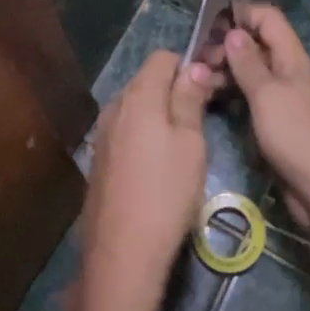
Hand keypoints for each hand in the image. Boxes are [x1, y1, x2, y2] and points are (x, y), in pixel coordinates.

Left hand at [82, 49, 223, 274]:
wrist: (122, 253)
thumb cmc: (166, 193)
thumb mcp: (190, 144)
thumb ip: (189, 100)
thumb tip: (194, 66)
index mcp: (138, 96)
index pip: (163, 57)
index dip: (188, 66)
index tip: (210, 90)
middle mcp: (114, 107)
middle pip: (147, 80)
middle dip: (174, 89)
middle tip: (202, 117)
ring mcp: (102, 133)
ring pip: (136, 106)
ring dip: (159, 113)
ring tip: (184, 143)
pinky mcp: (99, 159)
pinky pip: (126, 130)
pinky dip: (144, 134)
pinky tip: (159, 164)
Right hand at [218, 3, 309, 216]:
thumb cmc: (296, 136)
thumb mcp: (267, 95)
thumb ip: (248, 63)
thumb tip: (233, 31)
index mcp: (291, 58)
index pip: (268, 18)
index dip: (241, 13)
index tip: (210, 24)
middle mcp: (287, 71)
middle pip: (256, 43)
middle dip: (227, 44)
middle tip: (198, 59)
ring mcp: (282, 97)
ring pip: (250, 71)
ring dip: (226, 69)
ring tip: (198, 78)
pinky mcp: (274, 121)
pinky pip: (250, 96)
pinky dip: (231, 92)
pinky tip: (210, 98)